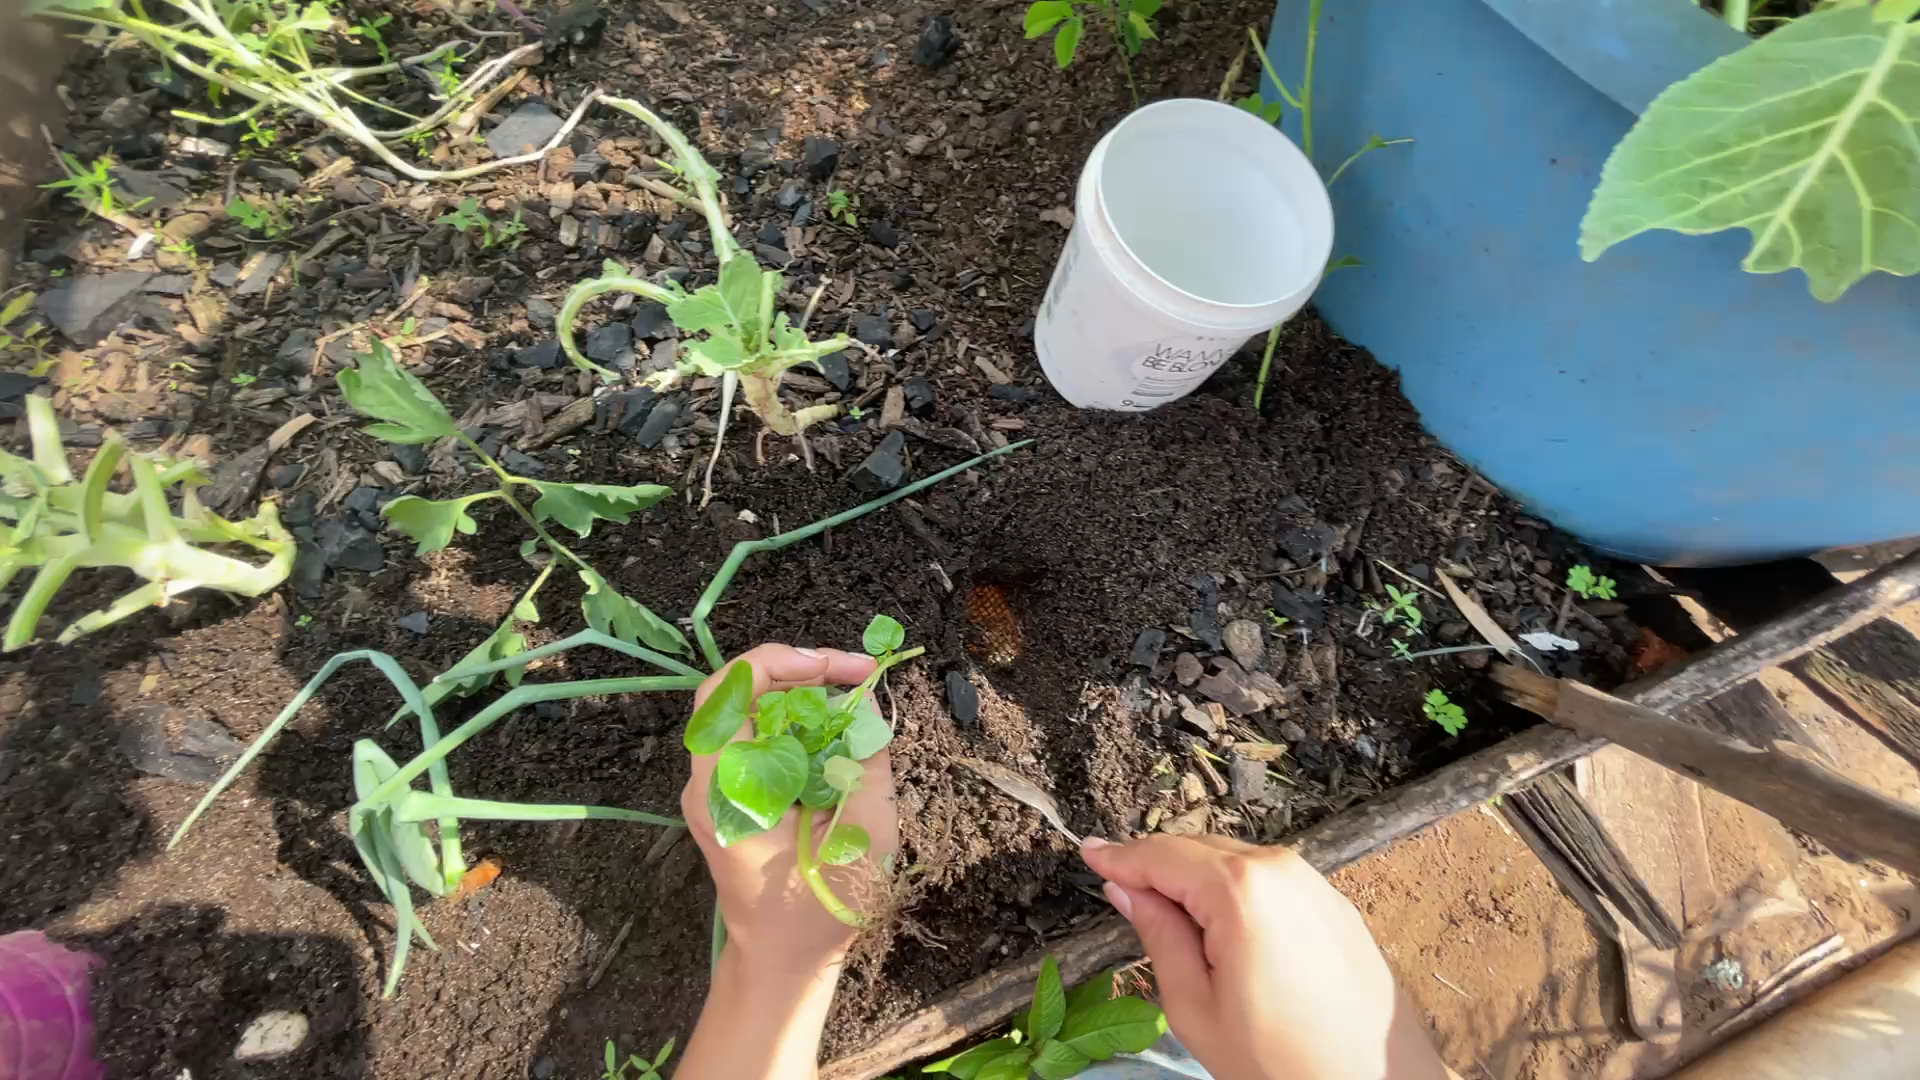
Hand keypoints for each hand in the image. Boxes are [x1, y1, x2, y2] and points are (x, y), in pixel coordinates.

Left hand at [680, 643, 901, 971]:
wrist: (781, 964)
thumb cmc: (820, 910)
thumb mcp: (863, 834)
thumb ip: (867, 760)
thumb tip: (865, 701)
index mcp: (726, 789)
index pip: (726, 693)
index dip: (779, 662)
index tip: (835, 668)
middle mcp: (710, 779)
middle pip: (742, 692)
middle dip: (803, 671)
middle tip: (859, 674)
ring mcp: (719, 785)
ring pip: (753, 708)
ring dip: (804, 692)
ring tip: (854, 692)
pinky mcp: (736, 791)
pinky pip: (763, 734)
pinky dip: (801, 719)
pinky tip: (838, 725)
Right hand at [1080, 835, 1449, 1079]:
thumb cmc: (1281, 1066)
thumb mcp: (1197, 1007)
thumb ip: (1157, 933)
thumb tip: (1125, 888)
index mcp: (1239, 889)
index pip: (1160, 856)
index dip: (1119, 856)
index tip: (1088, 853)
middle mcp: (1277, 866)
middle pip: (1194, 850)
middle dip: (1156, 868)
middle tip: (1124, 893)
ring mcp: (1311, 879)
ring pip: (1229, 859)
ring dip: (1194, 879)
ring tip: (1175, 920)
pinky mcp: (1332, 900)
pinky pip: (1265, 877)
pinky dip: (1232, 889)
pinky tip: (1225, 929)